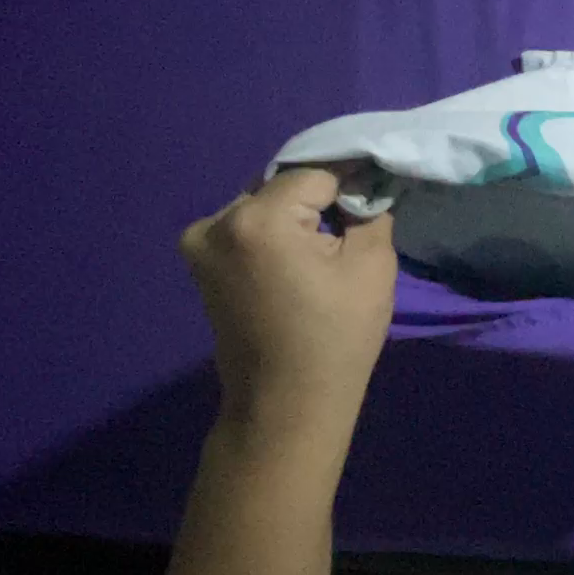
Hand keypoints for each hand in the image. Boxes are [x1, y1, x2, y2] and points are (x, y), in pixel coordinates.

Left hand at [179, 168, 396, 451]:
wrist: (287, 400)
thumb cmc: (337, 334)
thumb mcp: (373, 265)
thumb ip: (369, 211)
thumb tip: (366, 189)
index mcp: (258, 220)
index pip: (317, 174)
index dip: (352, 185)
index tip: (374, 204)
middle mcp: (215, 221)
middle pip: (284, 186)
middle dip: (320, 199)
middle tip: (352, 227)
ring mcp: (199, 243)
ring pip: (265, 204)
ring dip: (296, 215)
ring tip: (326, 248)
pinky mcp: (199, 262)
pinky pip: (246, 227)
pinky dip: (275, 232)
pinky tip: (298, 261)